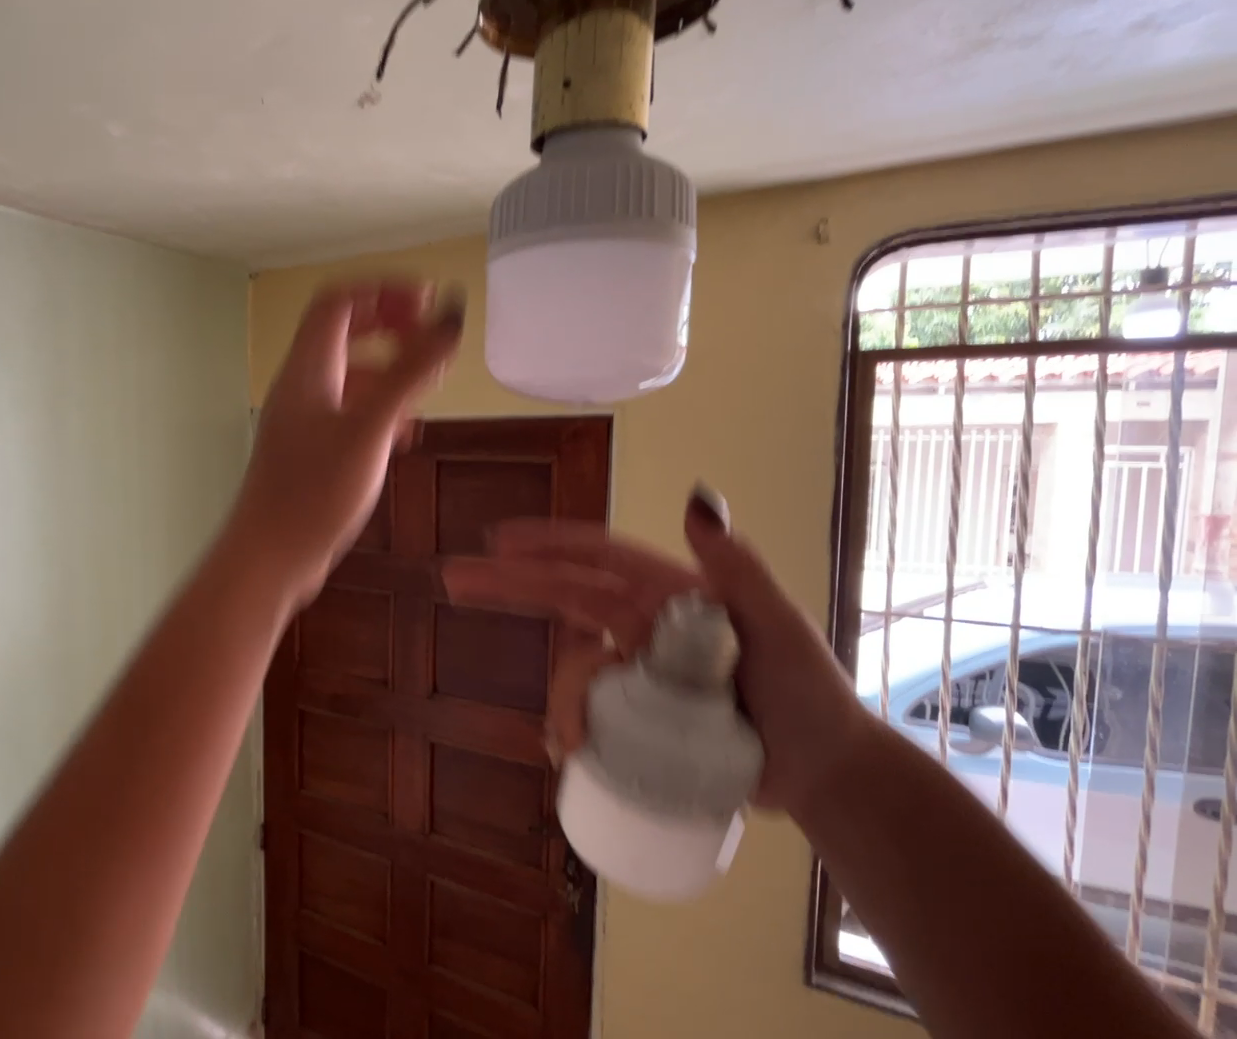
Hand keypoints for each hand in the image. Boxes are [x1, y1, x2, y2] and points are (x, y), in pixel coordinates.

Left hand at [227, 280, 462, 605]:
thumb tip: (449, 316)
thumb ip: (411, 371)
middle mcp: (300, 388)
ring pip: (348, 375)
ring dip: (388, 372)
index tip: (426, 302)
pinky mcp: (308, 452)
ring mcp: (301, 420)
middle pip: (343, 332)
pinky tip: (400, 438)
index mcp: (308, 370)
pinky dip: (378, 411)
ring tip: (424, 391)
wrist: (270, 557)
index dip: (383, 291)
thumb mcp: (371, 427)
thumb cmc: (314, 493)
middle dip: (390, 327)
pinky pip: (347, 412)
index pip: (339, 301)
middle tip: (429, 338)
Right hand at [441, 488, 871, 816]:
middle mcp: (642, 624)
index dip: (546, 544)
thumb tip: (696, 500)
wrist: (823, 776)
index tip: (497, 539)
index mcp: (669, 594)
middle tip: (452, 581)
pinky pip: (582, 713)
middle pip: (560, 597)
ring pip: (569, 670)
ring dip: (558, 701)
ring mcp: (633, 671)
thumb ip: (737, 568)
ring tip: (570, 746)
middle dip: (505, 586)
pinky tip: (565, 752)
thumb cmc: (809, 695)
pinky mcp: (632, 716)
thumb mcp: (778, 627)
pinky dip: (565, 728)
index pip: (597, 557)